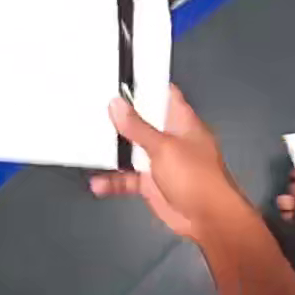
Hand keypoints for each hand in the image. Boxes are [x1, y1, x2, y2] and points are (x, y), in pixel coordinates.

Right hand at [89, 86, 252, 240]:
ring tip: (87, 143)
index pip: (163, 94)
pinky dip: (114, 181)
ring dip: (114, 151)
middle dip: (120, 118)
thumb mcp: (164, 147)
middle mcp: (170, 139)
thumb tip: (116, 104)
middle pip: (142, 122)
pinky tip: (98, 183)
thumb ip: (138, 127)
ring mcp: (160, 162)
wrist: (207, 219)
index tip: (119, 75)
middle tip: (92, 108)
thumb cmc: (195, 176)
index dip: (144, 84)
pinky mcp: (151, 185)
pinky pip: (129, 179)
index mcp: (181, 121)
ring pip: (132, 151)